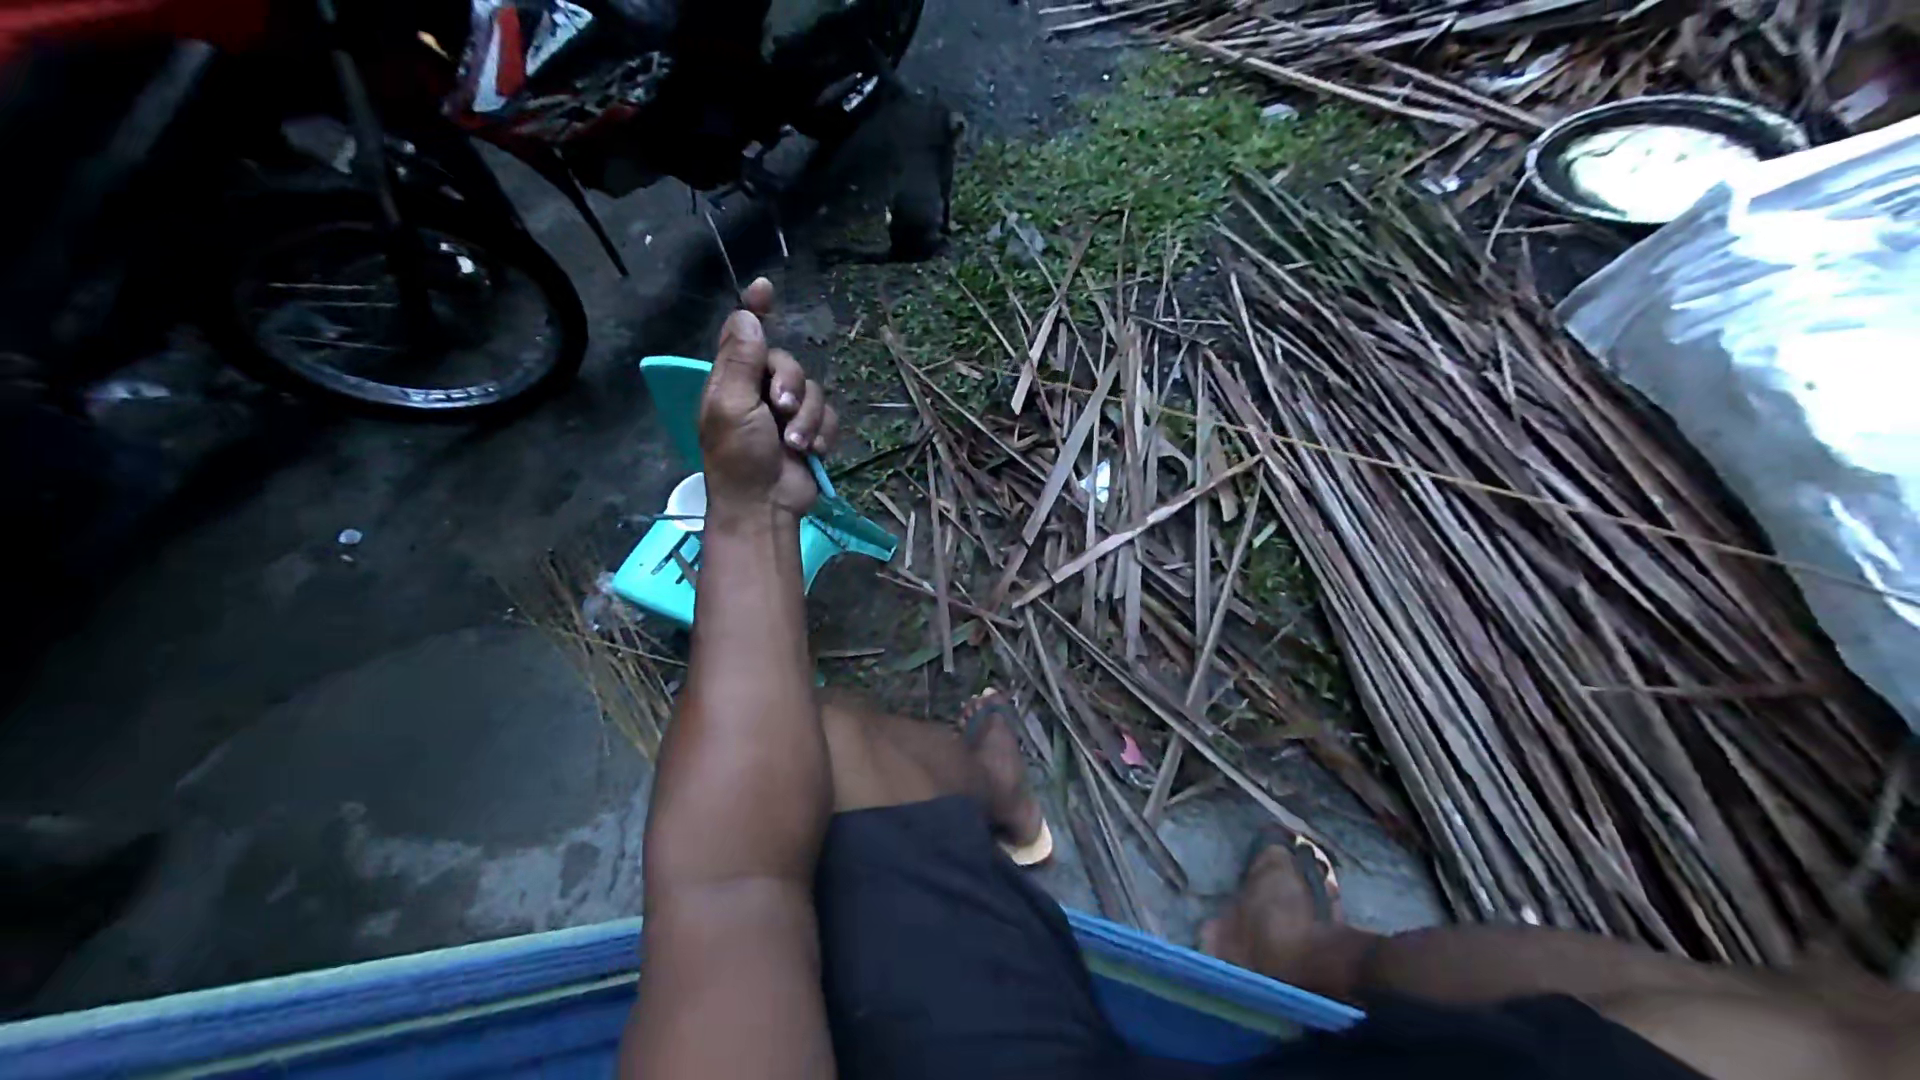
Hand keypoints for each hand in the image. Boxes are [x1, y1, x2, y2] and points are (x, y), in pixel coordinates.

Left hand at [698, 278, 838, 523]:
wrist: (765, 506)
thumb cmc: (739, 458)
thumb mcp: (731, 406)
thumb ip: (740, 361)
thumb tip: (746, 316)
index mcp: (731, 382)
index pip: (742, 336)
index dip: (754, 311)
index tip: (764, 289)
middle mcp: (758, 391)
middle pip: (787, 362)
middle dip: (790, 385)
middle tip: (780, 410)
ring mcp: (786, 414)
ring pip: (812, 390)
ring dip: (806, 418)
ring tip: (795, 444)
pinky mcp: (810, 432)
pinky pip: (828, 415)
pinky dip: (821, 432)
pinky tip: (812, 451)